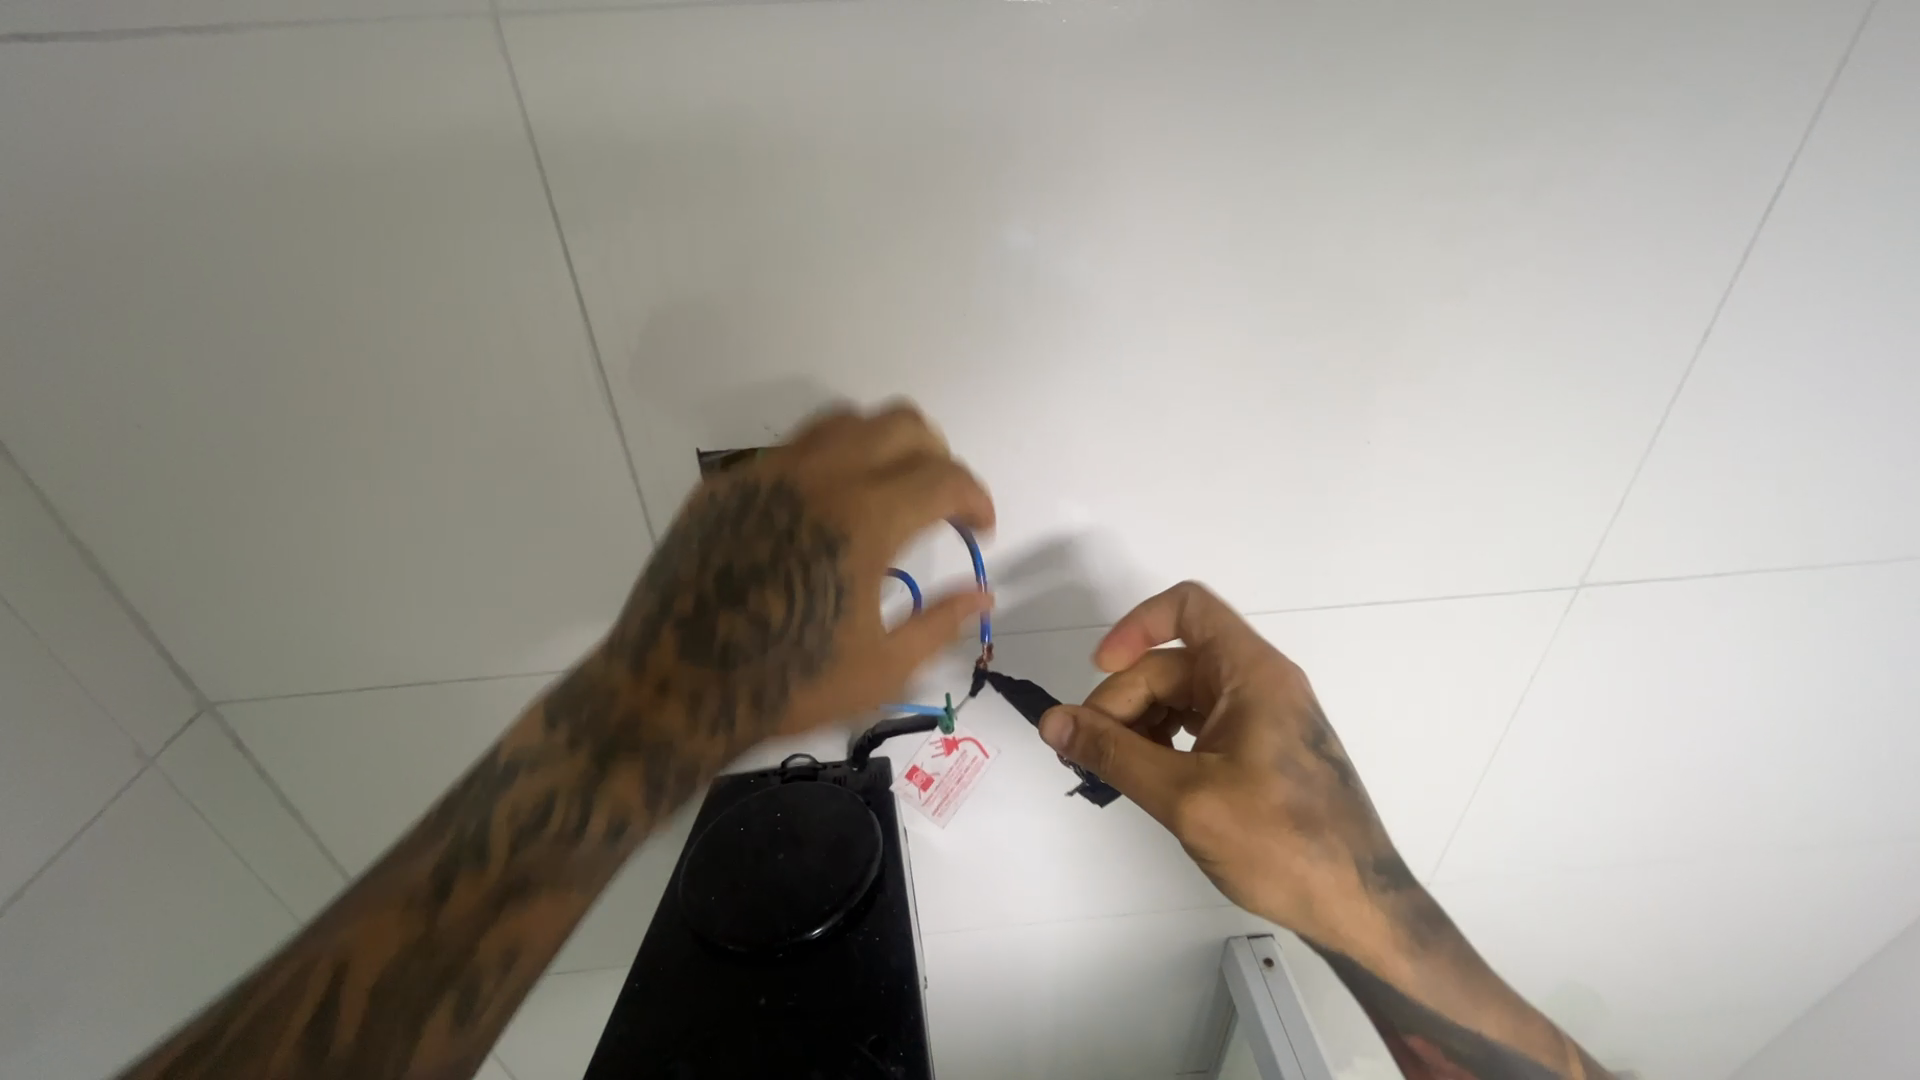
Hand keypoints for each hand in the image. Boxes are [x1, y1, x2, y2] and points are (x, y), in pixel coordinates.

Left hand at [602, 403, 994, 759]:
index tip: (979, 529)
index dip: (976, 498)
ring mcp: (766, 474)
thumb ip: (941, 622)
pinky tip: (820, 516)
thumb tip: (984, 594)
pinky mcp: (726, 486)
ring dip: (882, 447)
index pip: (944, 478)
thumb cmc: (787, 684)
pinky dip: (827, 465)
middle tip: (939, 505)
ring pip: (844, 422)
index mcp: (864, 520)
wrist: (673, 689)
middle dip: (938, 458)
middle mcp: (819, 477)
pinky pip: (792, 451)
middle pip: (902, 425)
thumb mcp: (881, 668)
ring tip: (886, 494)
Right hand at [1038, 582, 1414, 958]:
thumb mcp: (1186, 797)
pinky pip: (1197, 722)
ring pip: (1179, 694)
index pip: (1187, 608)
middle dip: (1122, 701)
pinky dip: (1162, 741)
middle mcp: (1257, 682)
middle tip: (1087, 753)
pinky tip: (1145, 776)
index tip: (1099, 671)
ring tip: (1111, 769)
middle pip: (1170, 663)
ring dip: (1137, 723)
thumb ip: (1113, 754)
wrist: (1361, 910)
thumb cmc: (1281, 845)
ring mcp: (1260, 716)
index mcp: (1252, 673)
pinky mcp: (1258, 747)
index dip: (1135, 626)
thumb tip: (1050, 722)